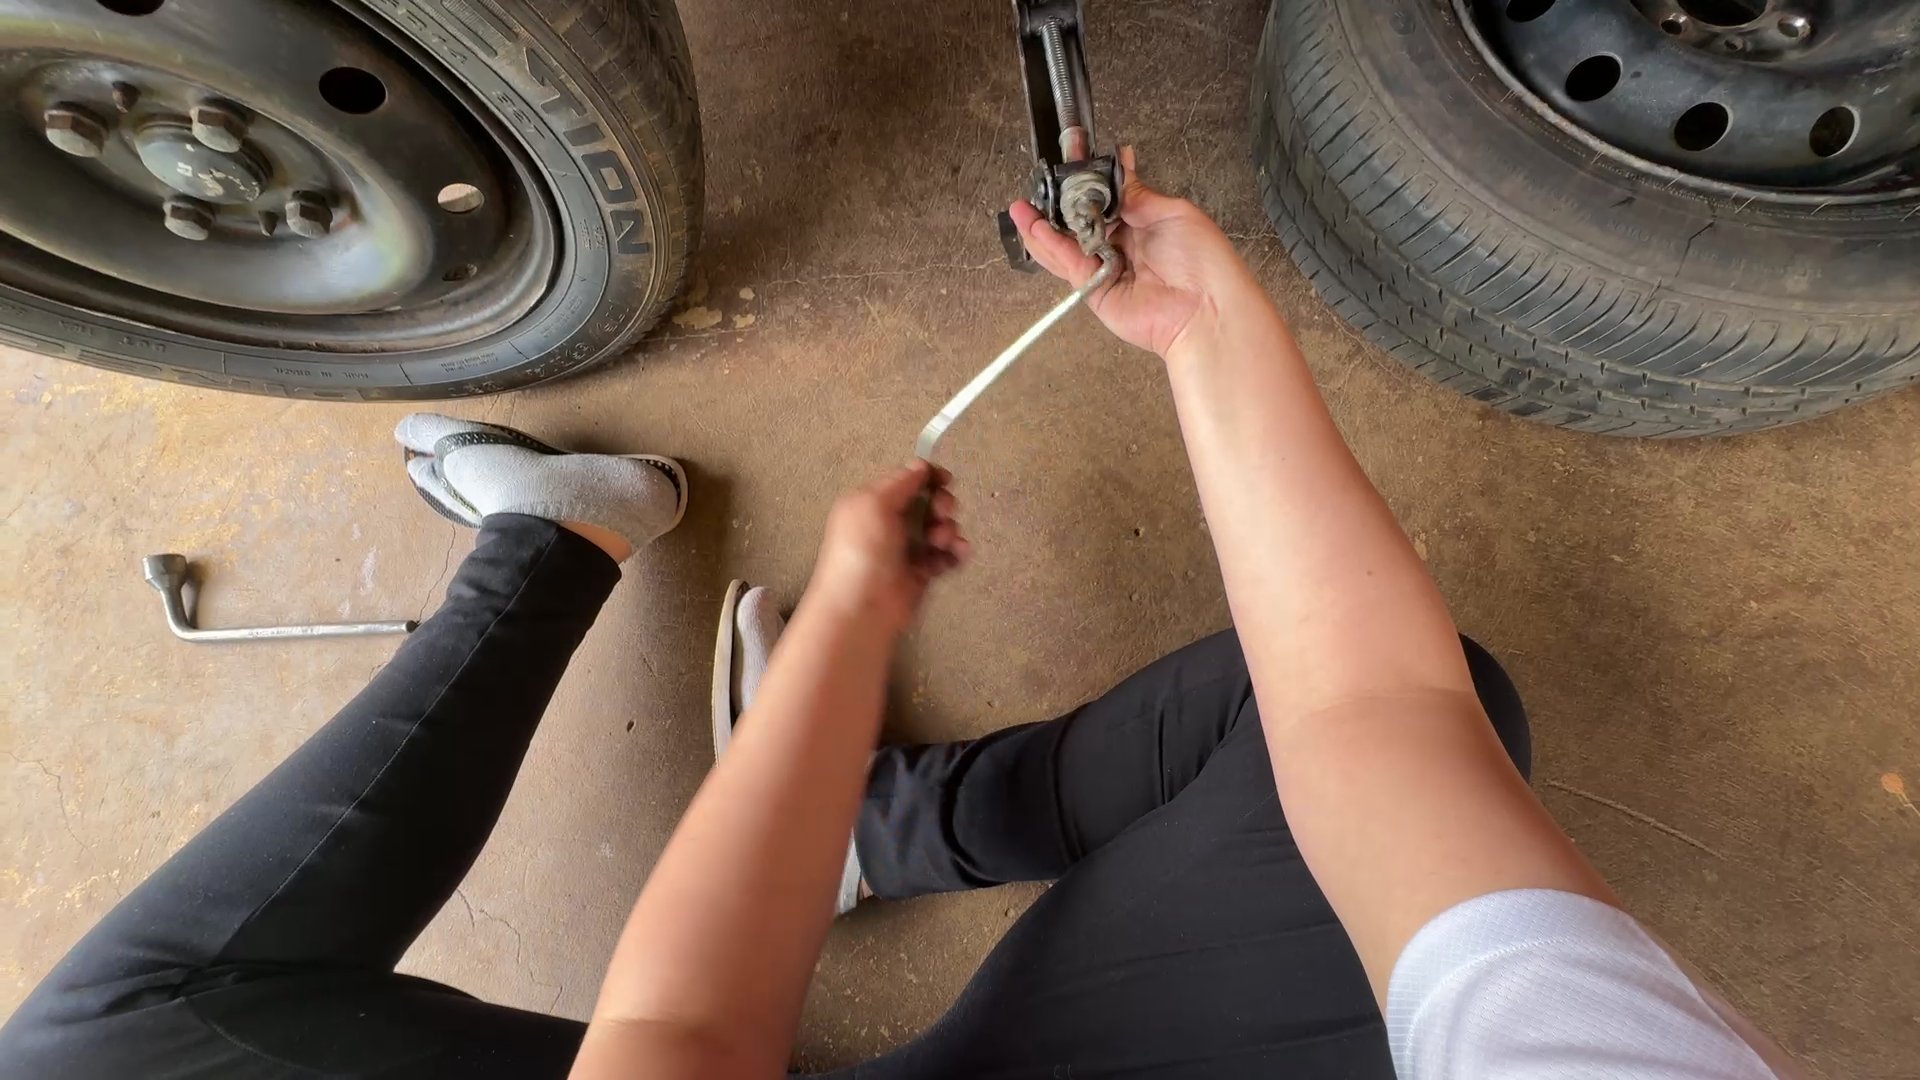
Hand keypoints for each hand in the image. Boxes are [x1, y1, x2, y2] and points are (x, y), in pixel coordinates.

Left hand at [809, 461, 969, 631]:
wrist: (861, 608)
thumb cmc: (861, 553)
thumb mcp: (873, 504)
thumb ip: (900, 481)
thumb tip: (920, 465)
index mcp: (873, 502)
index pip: (907, 480)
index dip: (929, 477)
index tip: (945, 480)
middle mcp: (890, 523)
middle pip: (929, 502)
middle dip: (942, 505)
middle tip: (942, 514)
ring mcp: (907, 548)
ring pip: (941, 528)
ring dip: (949, 531)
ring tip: (942, 543)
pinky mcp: (922, 571)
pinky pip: (947, 555)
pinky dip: (956, 553)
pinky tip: (958, 554)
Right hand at [1010, 147, 1249, 358]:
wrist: (1203, 307)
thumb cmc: (1201, 260)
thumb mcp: (1171, 211)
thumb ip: (1135, 194)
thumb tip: (1120, 166)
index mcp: (1141, 225)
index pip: (1104, 201)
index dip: (1085, 184)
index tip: (1067, 163)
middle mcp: (1120, 247)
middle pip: (1080, 225)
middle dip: (1057, 206)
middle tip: (1037, 186)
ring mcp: (1105, 271)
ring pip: (1068, 247)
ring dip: (1042, 229)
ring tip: (1020, 209)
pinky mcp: (1094, 292)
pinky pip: (1070, 266)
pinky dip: (1051, 248)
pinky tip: (1034, 229)